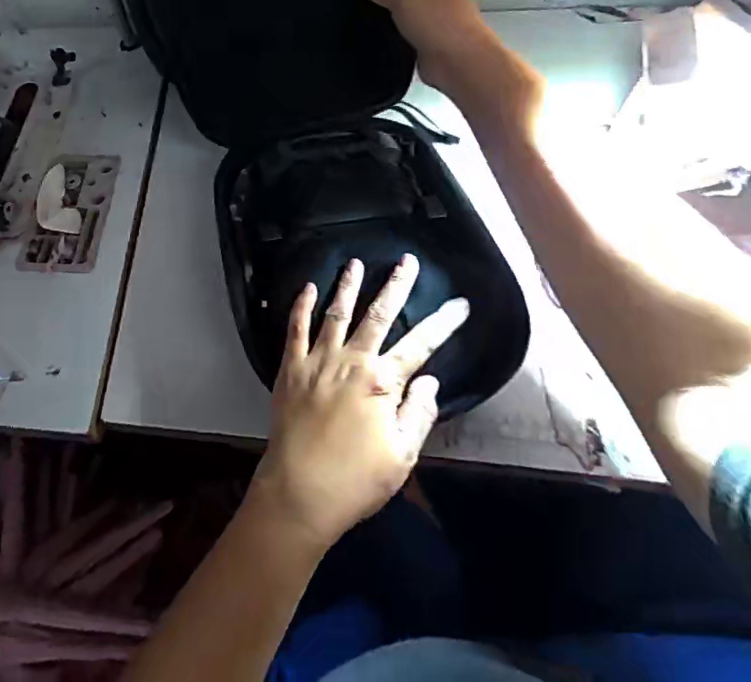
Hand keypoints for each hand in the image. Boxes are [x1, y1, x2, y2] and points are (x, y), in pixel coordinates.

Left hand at [247, 256, 469, 548]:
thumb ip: (418, 413)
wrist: (300, 489)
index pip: (421, 345)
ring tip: (356, 263)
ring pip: (335, 314)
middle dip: (395, 286)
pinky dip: (302, 306)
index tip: (460, 304)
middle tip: (406, 261)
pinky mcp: (290, 368)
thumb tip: (429, 380)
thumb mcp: (402, 454)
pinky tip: (308, 288)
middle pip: (377, 316)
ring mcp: (316, 362)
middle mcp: (349, 362)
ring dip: (347, 286)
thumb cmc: (357, 479)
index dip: (443, 323)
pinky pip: (295, 329)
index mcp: (381, 383)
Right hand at [347, 0, 544, 132]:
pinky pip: (404, 36)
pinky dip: (394, 38)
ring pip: (402, 17)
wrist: (459, 64)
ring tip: (366, 21)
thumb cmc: (442, 24)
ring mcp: (435, 21)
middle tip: (358, 2)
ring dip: (389, 21)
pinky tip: (379, 40)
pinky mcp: (428, 43)